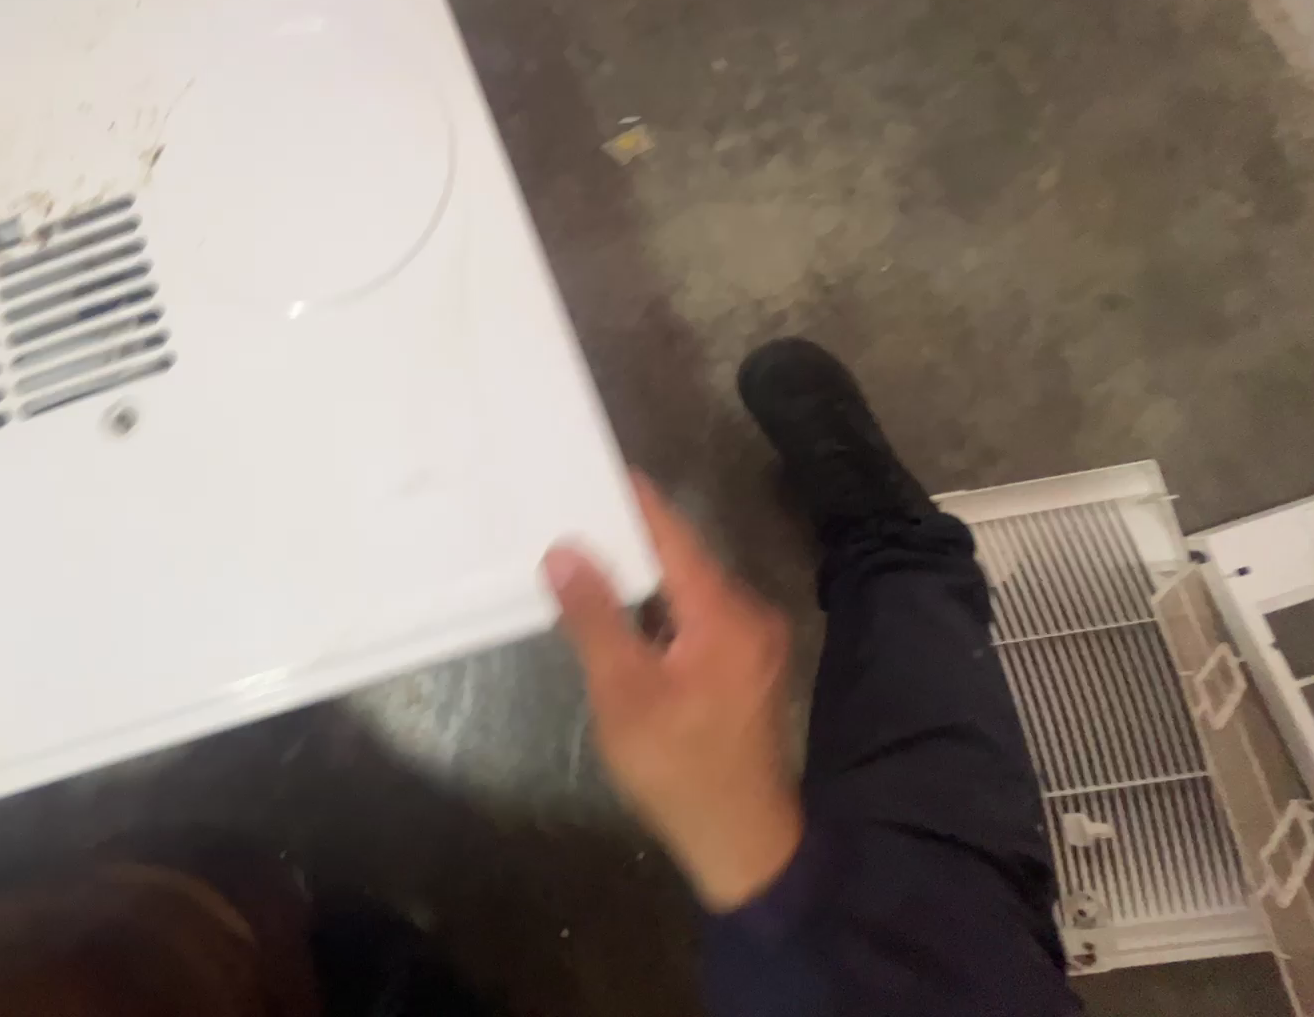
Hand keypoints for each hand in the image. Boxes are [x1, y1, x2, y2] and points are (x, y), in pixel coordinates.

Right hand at [543, 474, 801, 910]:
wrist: (742, 842)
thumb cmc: (679, 768)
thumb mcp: (624, 693)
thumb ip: (594, 618)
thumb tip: (563, 552)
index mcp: (723, 614)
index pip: (672, 534)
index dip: (633, 500)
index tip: (591, 471)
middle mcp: (746, 614)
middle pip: (680, 555)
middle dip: (626, 534)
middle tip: (571, 514)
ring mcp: (749, 639)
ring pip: (685, 585)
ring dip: (638, 570)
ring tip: (584, 553)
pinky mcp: (742, 662)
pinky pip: (692, 611)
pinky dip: (654, 602)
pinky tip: (618, 607)